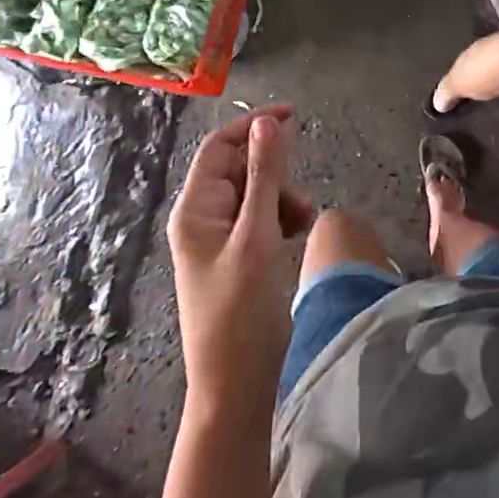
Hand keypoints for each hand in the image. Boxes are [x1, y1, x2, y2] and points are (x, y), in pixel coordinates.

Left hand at [168, 106, 314, 401]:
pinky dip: (284, 218)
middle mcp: (204, 218)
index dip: (253, 126)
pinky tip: (299, 233)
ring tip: (303, 224)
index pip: (220, 148)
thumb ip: (264, 177)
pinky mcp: (240, 256)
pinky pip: (263, 218)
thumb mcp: (257, 237)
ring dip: (284, 198)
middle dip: (276, 175)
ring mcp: (221, 239)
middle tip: (301, 202)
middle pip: (241, 170)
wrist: (238, 383)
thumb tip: (267, 123)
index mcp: (195, 210)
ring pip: (257, 194)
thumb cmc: (241, 311)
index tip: (293, 114)